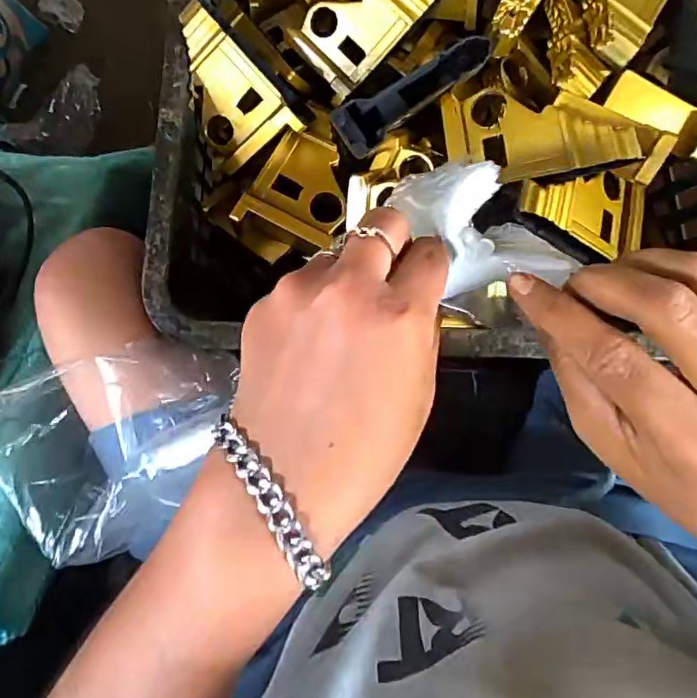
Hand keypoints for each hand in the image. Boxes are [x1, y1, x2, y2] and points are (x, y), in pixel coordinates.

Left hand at [230, 207, 448, 555]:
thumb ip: (419, 331)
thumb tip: (413, 298)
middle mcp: (350, 287)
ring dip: (343, 274)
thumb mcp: (420, 391)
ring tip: (335, 317)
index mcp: (400, 313)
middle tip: (388, 264)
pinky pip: (298, 285)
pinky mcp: (265, 302)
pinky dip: (308, 300)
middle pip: (381, 223)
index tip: (425, 267)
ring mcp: (300, 290)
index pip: (429, 252)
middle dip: (392, 237)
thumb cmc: (366, 449)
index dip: (431, 259)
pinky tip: (303, 339)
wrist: (281, 474)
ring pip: (332, 255)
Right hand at [508, 250, 696, 577]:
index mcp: (691, 441)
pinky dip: (663, 262)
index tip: (522, 286)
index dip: (562, 315)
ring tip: (600, 283)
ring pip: (695, 281)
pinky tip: (634, 275)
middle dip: (601, 283)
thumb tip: (544, 315)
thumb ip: (575, 377)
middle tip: (567, 288)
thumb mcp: (610, 445)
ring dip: (631, 267)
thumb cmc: (679, 485)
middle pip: (667, 308)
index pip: (617, 360)